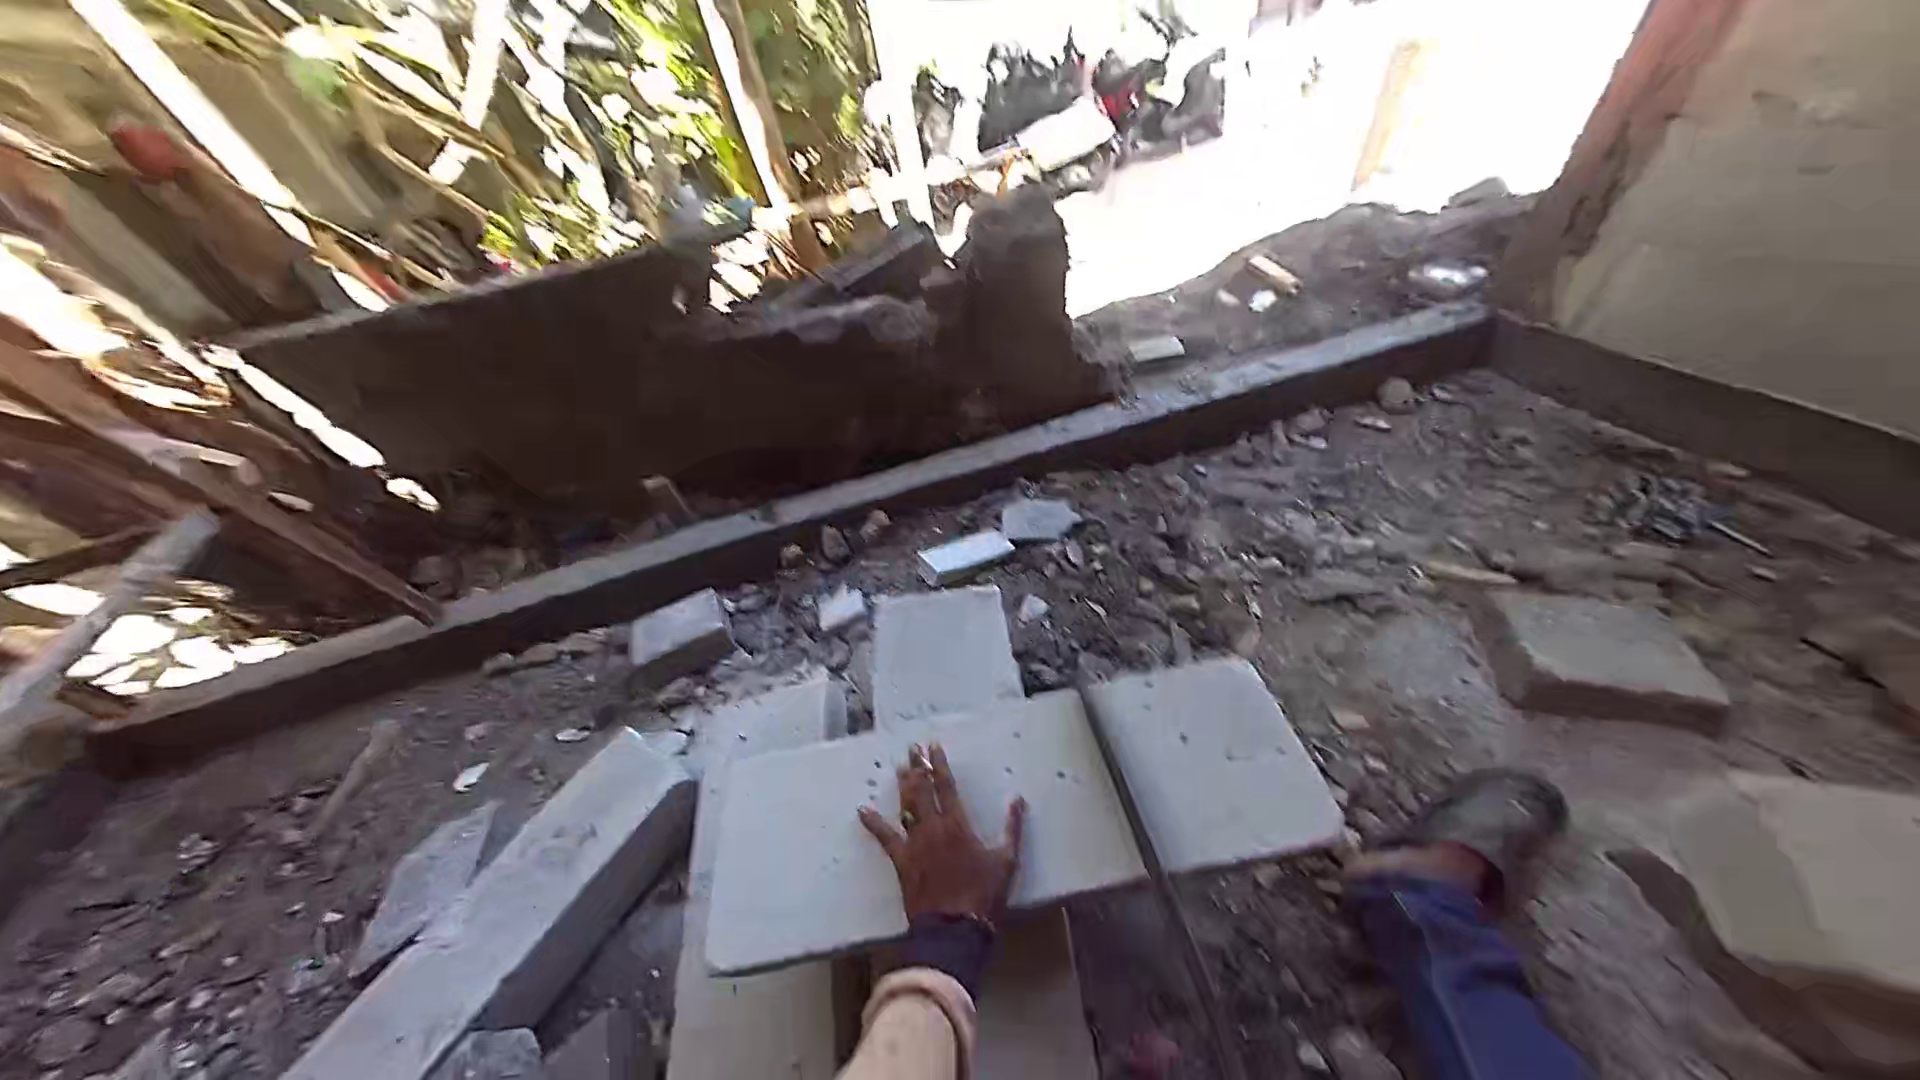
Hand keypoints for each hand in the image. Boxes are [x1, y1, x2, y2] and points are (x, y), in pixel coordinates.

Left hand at [859, 742, 1026, 922]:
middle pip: (922, 790)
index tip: (933, 746)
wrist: (954, 929)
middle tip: (913, 749)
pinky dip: (873, 824)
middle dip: (918, 767)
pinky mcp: (902, 861)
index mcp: (958, 824)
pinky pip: (885, 839)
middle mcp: (933, 827)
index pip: (946, 786)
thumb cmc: (983, 895)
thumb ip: (1012, 828)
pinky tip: (863, 810)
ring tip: (900, 767)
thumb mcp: (1006, 860)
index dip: (940, 765)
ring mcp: (915, 843)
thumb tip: (1018, 799)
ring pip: (906, 807)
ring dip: (903, 785)